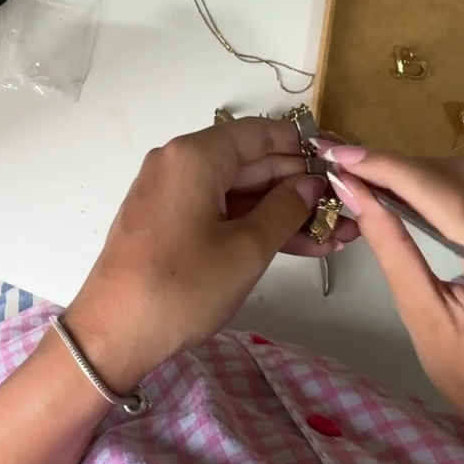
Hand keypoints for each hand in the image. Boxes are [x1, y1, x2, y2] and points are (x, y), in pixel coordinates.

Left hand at [64, 118, 358, 392]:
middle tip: (348, 209)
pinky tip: (302, 244)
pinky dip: (256, 224)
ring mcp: (172, 192)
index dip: (301, 147)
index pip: (257, 133)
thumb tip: (310, 182)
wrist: (115, 329)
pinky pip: (221, 210)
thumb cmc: (183, 284)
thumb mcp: (246, 248)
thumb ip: (284, 209)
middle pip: (249, 161)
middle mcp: (179, 162)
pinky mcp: (170, 220)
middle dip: (300, 186)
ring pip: (239, 191)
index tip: (340, 165)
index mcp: (193, 155)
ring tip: (338, 234)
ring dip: (284, 211)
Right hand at [321, 145, 463, 463]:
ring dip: (423, 172)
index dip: (393, 169)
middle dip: (403, 165)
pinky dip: (445, 189)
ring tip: (373, 177)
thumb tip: (352, 189)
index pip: (452, 204)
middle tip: (350, 164)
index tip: (342, 154)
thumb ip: (392, 250)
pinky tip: (411, 196)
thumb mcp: (424, 324)